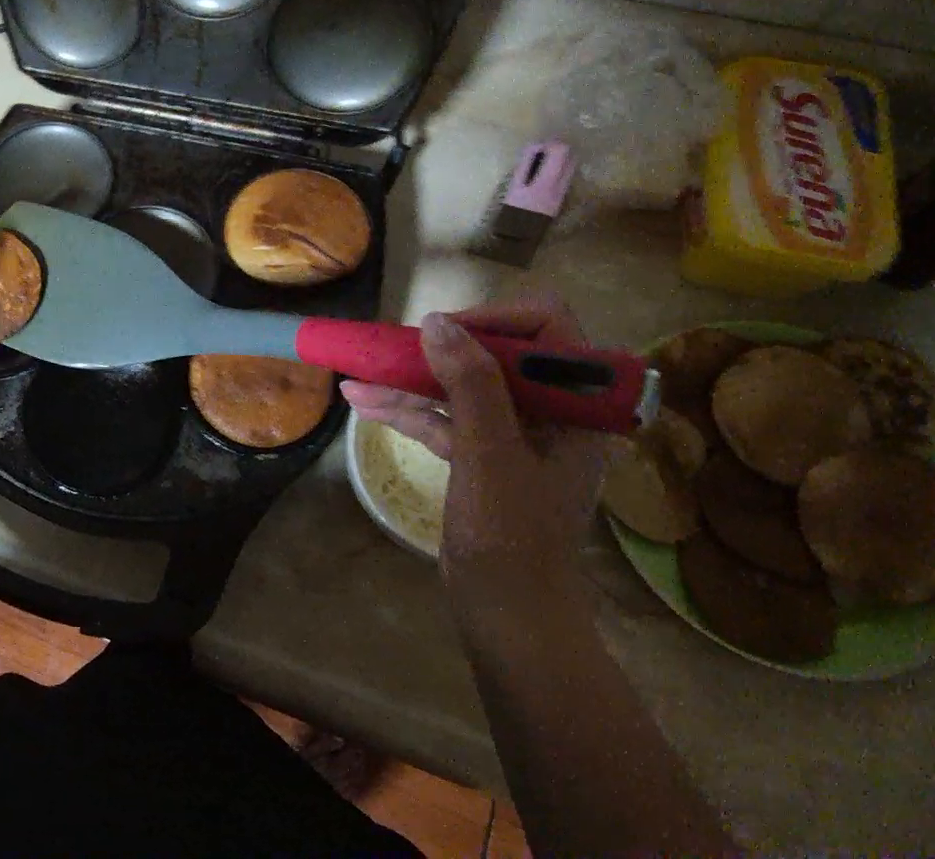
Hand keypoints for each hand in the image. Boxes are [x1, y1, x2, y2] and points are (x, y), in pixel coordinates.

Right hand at [341, 299, 609, 592]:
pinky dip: (408, 412)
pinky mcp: (484, 458)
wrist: (507, 614)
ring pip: (463, 388)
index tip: (443, 334)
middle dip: (439, 350)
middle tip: (390, 350)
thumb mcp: (490, 454)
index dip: (495, 320)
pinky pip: (446, 420)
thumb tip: (436, 323)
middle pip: (495, 354)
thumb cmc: (512, 536)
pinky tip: (365, 403)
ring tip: (356, 375)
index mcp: (578, 405)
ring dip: (411, 382)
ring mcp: (516, 436)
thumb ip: (470, 385)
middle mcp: (553, 412)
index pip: (549, 328)